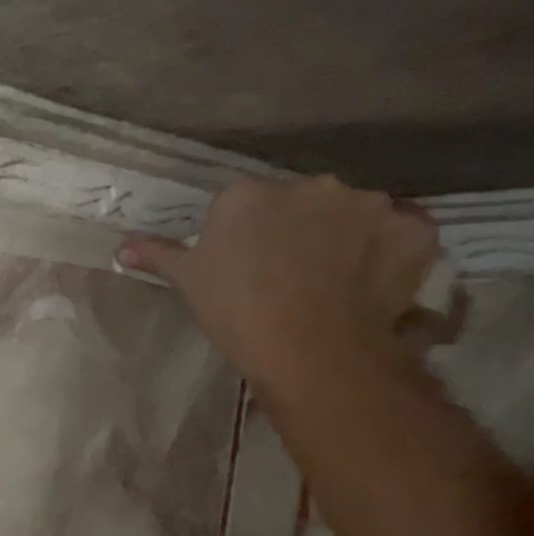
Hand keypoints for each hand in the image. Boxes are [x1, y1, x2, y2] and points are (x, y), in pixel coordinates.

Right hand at [118, 175, 441, 390]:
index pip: (241, 201)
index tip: (240, 260)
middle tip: (285, 268)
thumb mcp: (187, 280)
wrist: (313, 349)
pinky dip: (387, 248)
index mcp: (247, 193)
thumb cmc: (235, 309)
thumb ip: (158, 254)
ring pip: (351, 213)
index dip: (240, 231)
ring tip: (332, 276)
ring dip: (344, 233)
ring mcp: (368, 205)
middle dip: (295, 225)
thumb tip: (121, 248)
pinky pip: (398, 232)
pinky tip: (371, 277)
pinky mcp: (414, 230)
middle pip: (300, 200)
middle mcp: (309, 186)